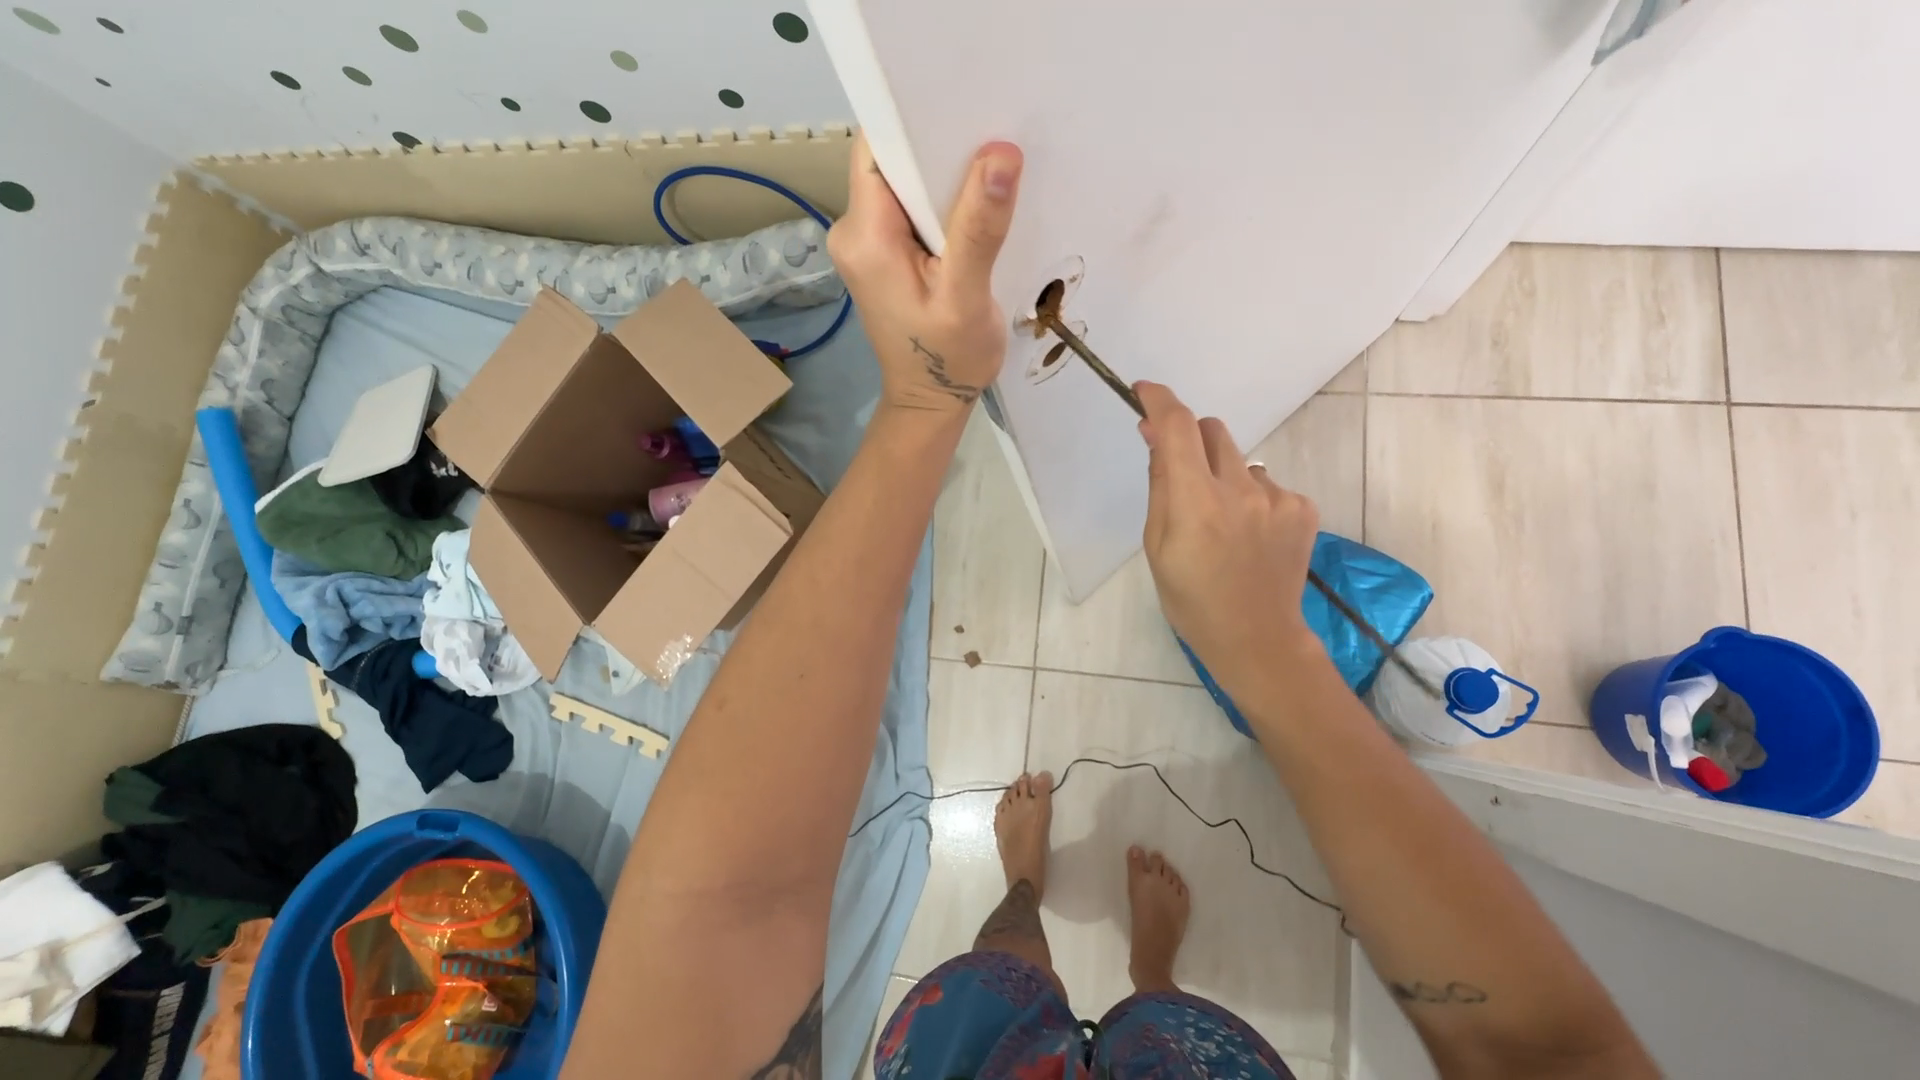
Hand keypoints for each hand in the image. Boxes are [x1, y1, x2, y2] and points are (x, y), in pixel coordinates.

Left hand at [827, 134, 1023, 416]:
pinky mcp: (882, 255)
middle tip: (994, 143)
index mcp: (865, 235)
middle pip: (892, 162)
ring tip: (991, 174)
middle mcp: (854, 231)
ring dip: (944, 179)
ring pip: (904, 185)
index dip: (917, 122)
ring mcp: (866, 244)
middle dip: (939, 150)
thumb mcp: (967, 296)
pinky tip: (975, 209)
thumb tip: (1000, 154)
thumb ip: (978, 227)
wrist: (931, 402)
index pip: (878, 148)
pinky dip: (941, 206)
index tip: (967, 110)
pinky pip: (910, 210)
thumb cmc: (948, 358)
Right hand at [1137, 382, 1323, 694]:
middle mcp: (1240, 490)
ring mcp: (1278, 498)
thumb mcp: (1156, 546)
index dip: (1160, 400)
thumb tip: (1156, 434)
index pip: (1179, 427)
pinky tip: (1251, 535)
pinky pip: (1267, 484)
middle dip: (1191, 441)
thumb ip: (1160, 484)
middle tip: (1183, 476)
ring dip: (1223, 475)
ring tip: (1223, 524)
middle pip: (1212, 431)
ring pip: (1240, 461)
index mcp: (1196, 503)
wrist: (1256, 638)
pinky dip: (1252, 498)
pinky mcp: (1303, 509)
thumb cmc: (1191, 599)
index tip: (1145, 392)